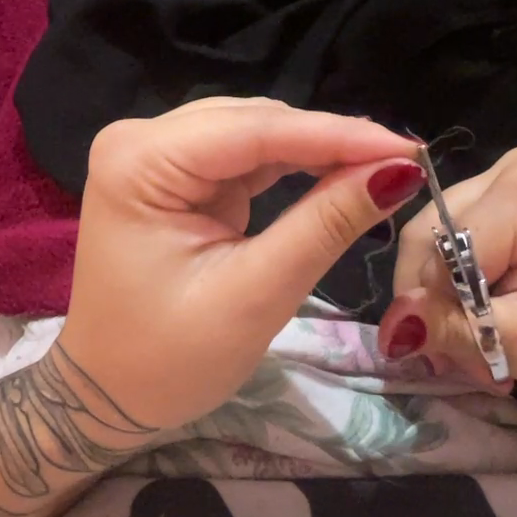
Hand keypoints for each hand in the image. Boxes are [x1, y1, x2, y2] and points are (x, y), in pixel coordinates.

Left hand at [56, 98, 423, 429]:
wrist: (106, 394)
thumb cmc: (169, 360)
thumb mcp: (254, 294)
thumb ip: (323, 224)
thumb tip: (398, 171)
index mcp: (138, 162)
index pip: (252, 130)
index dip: (335, 135)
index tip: (409, 149)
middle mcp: (140, 141)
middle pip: (251, 122)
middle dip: (327, 140)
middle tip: (405, 164)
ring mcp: (153, 155)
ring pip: (252, 132)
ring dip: (313, 150)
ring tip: (381, 168)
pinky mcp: (172, 174)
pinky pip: (242, 156)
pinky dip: (290, 166)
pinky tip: (335, 173)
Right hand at [378, 146, 516, 421]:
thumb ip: (458, 327)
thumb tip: (389, 328)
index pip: (437, 247)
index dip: (435, 306)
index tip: (460, 361)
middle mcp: (509, 169)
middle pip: (428, 239)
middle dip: (437, 305)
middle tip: (469, 362)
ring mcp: (510, 184)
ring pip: (433, 246)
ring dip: (446, 304)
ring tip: (485, 350)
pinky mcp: (511, 206)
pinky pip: (454, 247)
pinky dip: (461, 293)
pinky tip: (490, 324)